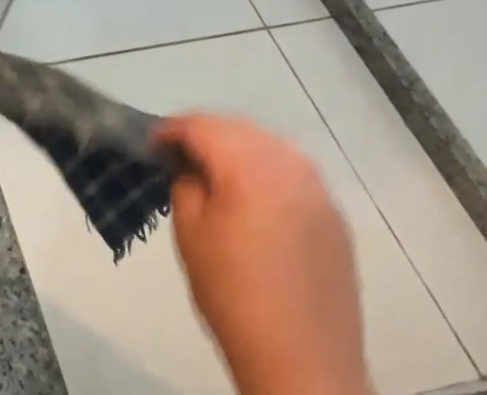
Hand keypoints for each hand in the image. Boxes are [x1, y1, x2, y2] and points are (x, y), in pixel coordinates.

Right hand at [154, 114, 370, 394]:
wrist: (302, 360)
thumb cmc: (232, 293)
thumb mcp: (190, 233)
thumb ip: (186, 184)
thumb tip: (188, 165)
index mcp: (249, 168)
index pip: (202, 126)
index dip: (171, 130)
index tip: (151, 145)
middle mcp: (290, 166)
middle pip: (239, 128)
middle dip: (205, 134)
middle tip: (177, 155)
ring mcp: (319, 190)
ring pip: (270, 145)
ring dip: (238, 147)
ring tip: (213, 172)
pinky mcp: (335, 215)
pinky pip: (294, 171)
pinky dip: (267, 168)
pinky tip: (251, 195)